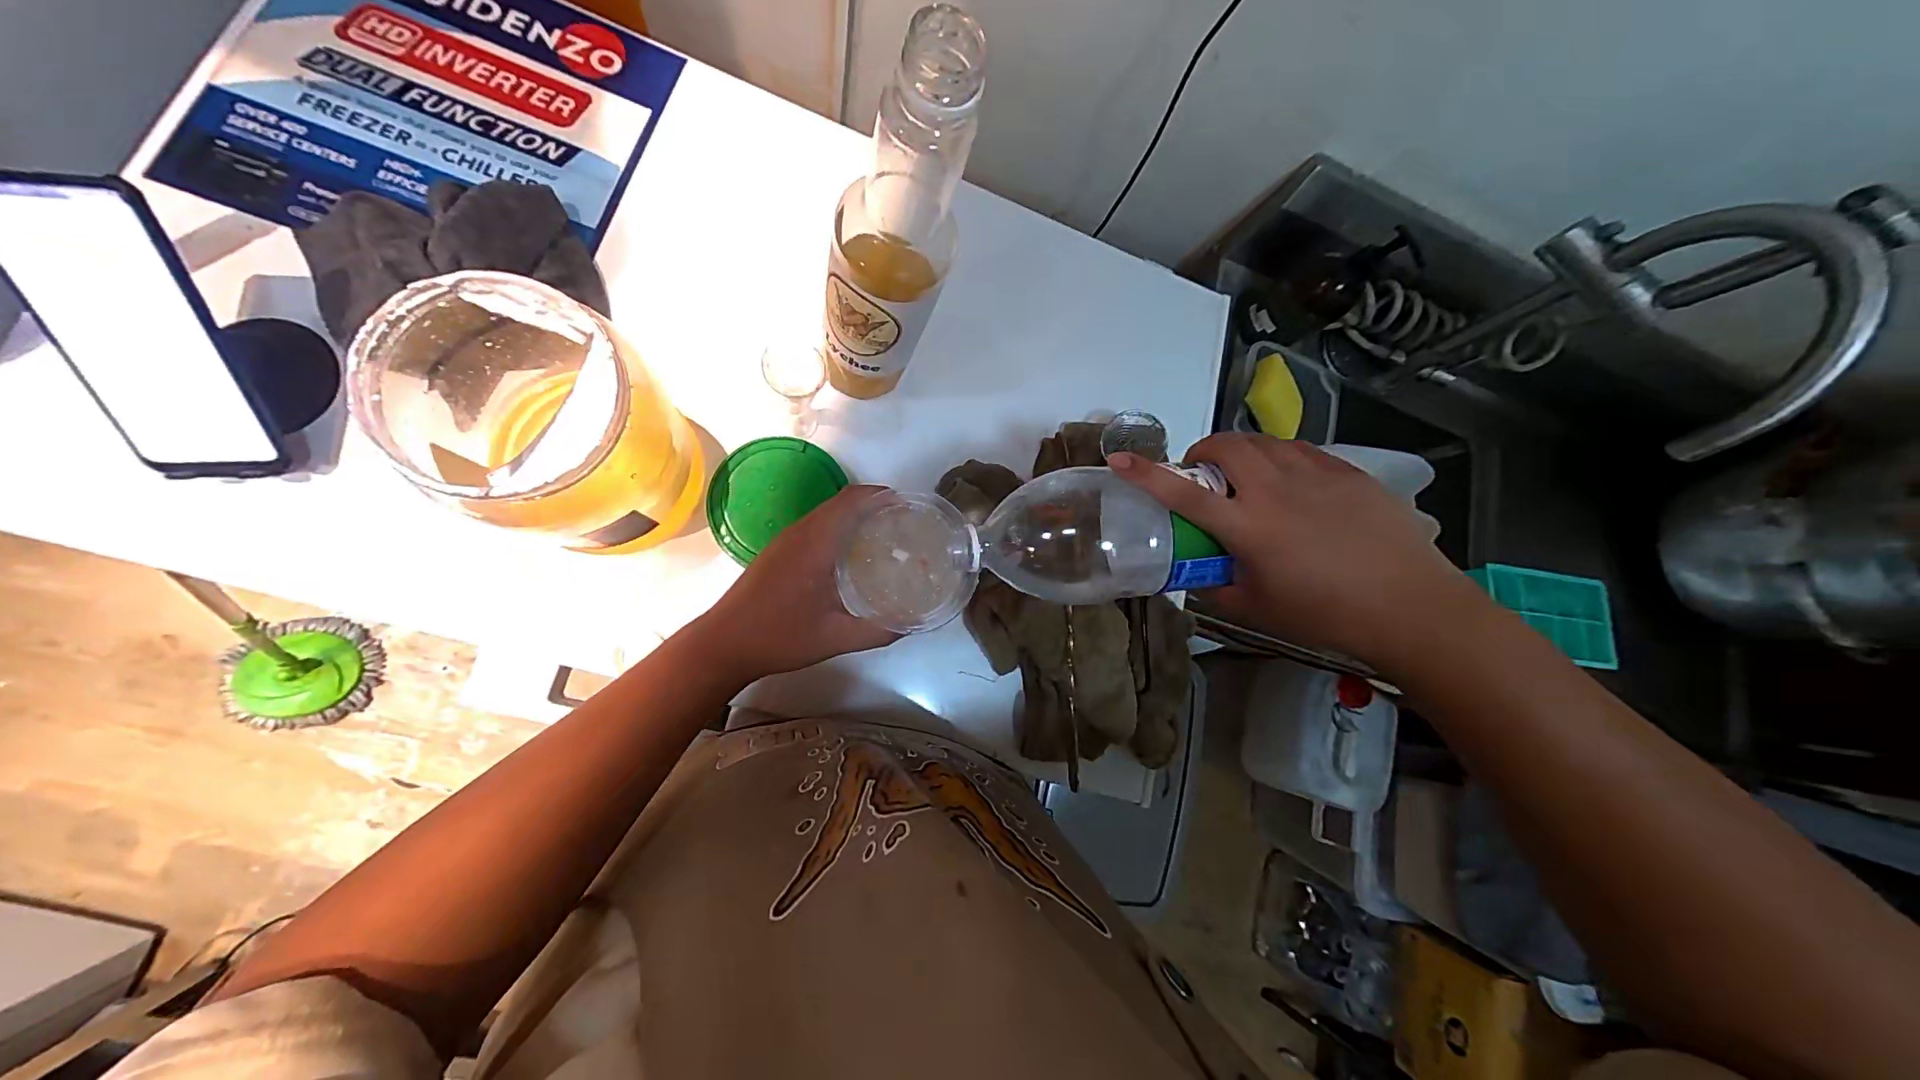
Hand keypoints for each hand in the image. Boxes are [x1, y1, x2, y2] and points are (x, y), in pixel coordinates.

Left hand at [691, 485, 900, 679]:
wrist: (723, 644)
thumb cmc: (778, 636)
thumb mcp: (836, 638)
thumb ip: (878, 631)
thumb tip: (910, 623)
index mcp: (815, 542)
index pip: (852, 500)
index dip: (881, 496)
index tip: (909, 508)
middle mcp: (800, 533)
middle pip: (842, 502)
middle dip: (875, 506)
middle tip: (905, 525)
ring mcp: (785, 541)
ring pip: (827, 515)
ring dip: (856, 517)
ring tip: (886, 538)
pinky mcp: (778, 553)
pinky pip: (816, 527)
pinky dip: (839, 530)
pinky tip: (852, 556)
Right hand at [1111, 435, 1479, 667]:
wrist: (1409, 606)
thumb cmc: (1325, 615)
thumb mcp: (1256, 608)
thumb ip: (1217, 584)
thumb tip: (1197, 571)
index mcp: (1248, 527)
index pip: (1184, 493)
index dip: (1147, 474)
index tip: (1120, 459)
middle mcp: (1276, 490)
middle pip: (1226, 445)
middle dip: (1204, 449)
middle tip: (1205, 473)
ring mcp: (1316, 475)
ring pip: (1264, 441)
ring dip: (1242, 451)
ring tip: (1247, 476)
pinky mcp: (1348, 472)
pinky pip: (1300, 450)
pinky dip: (1280, 457)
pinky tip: (1290, 482)